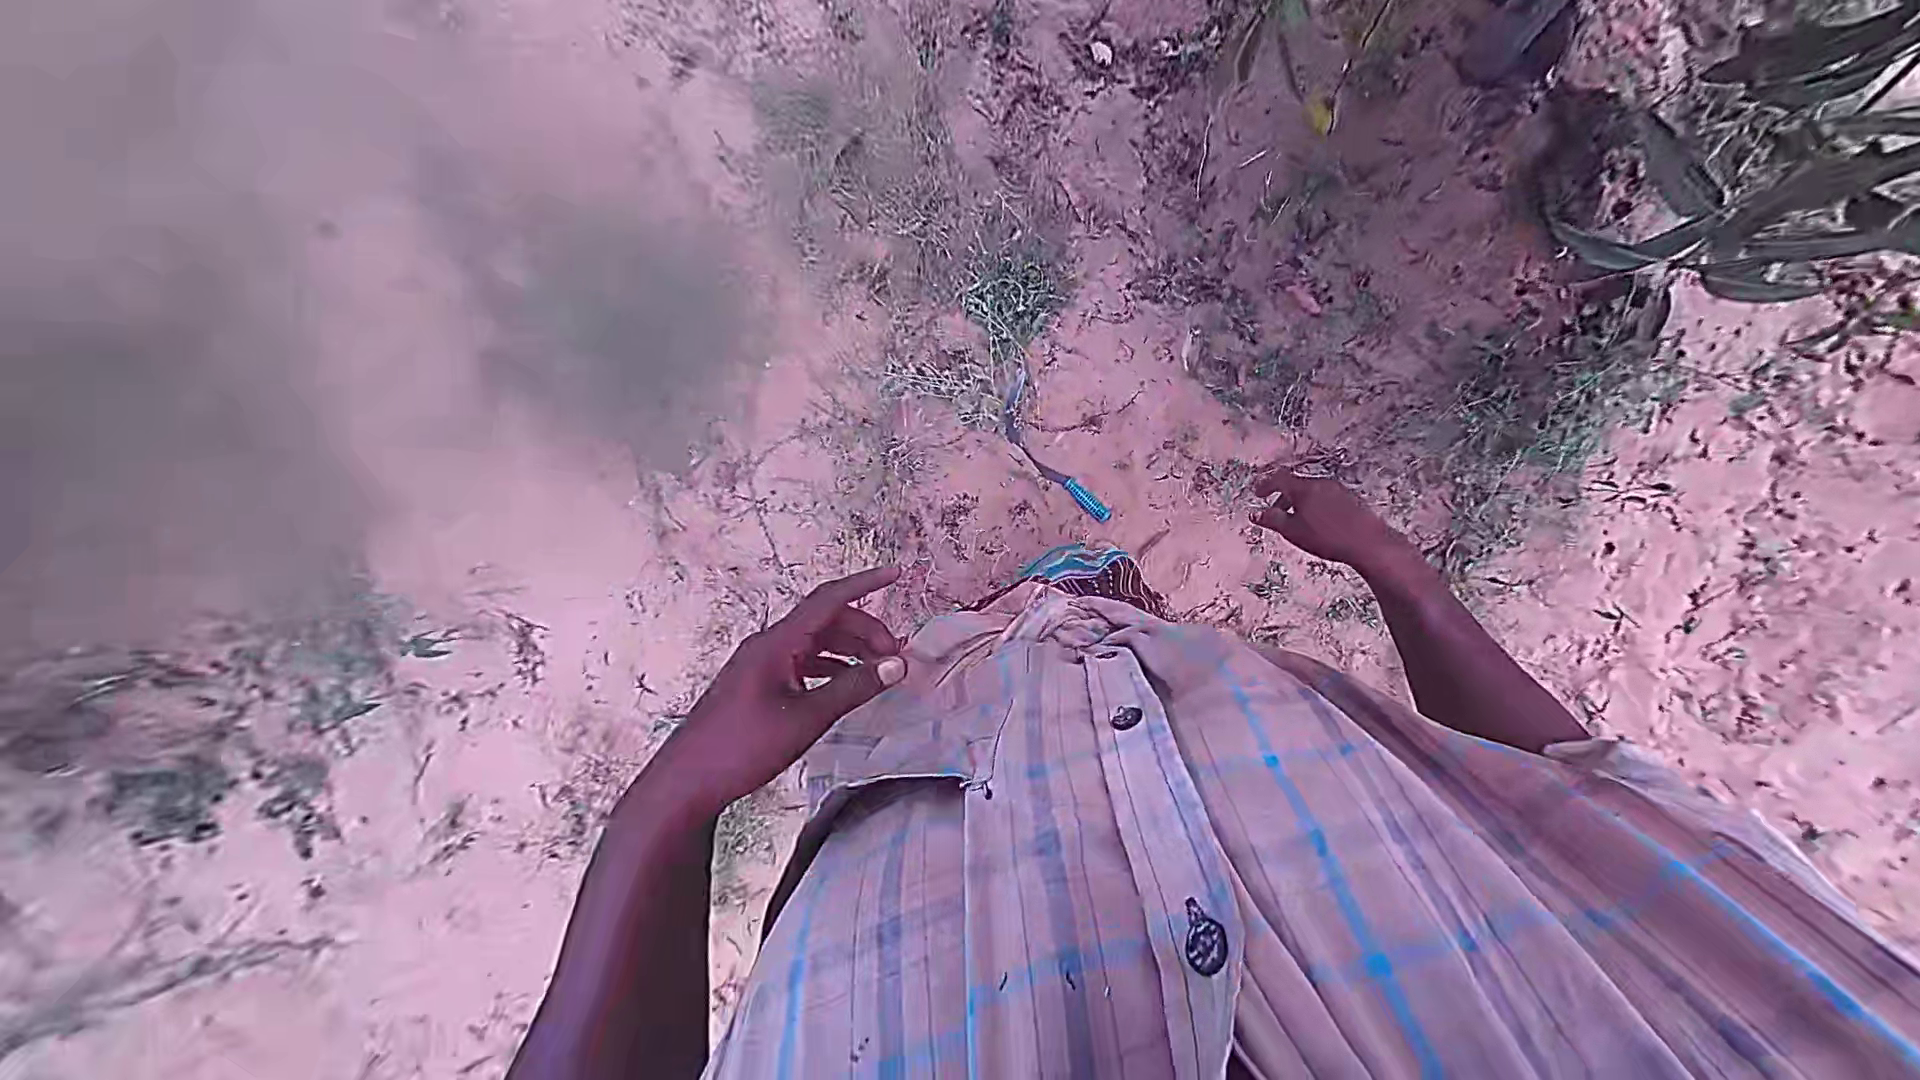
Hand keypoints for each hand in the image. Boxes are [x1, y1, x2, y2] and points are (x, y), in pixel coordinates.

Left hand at [646, 567, 906, 816]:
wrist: (687, 782)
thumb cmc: (742, 747)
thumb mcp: (806, 718)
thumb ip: (854, 688)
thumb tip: (896, 665)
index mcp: (777, 642)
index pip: (828, 599)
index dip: (865, 583)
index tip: (895, 573)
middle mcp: (769, 644)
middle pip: (826, 620)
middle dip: (865, 630)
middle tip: (894, 655)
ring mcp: (763, 663)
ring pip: (816, 641)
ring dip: (850, 648)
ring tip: (878, 669)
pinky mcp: (760, 682)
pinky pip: (803, 661)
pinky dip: (831, 666)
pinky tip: (847, 682)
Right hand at [1251, 467, 1414, 572]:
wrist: (1369, 544)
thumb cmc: (1330, 537)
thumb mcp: (1292, 531)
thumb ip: (1271, 519)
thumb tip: (1256, 513)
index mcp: (1305, 488)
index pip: (1279, 478)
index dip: (1265, 485)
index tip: (1259, 493)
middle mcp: (1323, 484)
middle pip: (1296, 485)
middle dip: (1282, 498)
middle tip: (1275, 512)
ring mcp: (1339, 491)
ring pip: (1312, 491)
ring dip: (1299, 503)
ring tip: (1297, 521)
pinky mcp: (1351, 500)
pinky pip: (1326, 498)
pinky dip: (1315, 506)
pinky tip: (1318, 524)